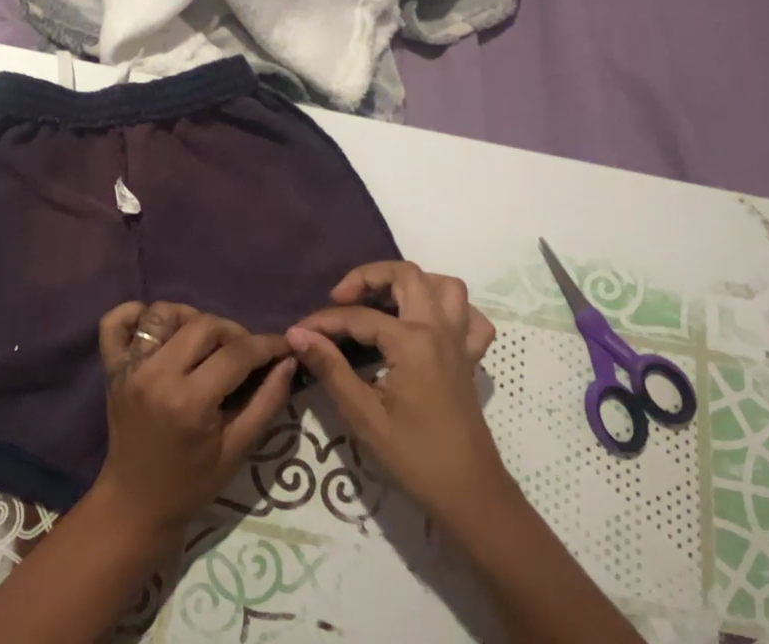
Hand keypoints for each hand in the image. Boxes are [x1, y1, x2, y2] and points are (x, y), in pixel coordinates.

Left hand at [92, 302, 296, 536]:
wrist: (136, 500)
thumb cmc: (191, 482)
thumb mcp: (238, 450)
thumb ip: (266, 402)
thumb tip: (288, 360)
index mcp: (189, 402)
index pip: (236, 354)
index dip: (267, 345)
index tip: (283, 346)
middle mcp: (156, 375)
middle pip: (203, 325)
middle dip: (233, 332)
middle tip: (245, 352)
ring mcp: (129, 368)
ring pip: (163, 314)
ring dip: (191, 318)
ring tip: (205, 342)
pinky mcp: (111, 367)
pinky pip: (115, 322)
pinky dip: (135, 314)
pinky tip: (159, 329)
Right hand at [287, 262, 503, 520]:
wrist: (468, 492)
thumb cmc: (413, 456)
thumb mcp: (363, 414)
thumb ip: (330, 368)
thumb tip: (298, 334)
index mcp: (412, 342)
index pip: (359, 316)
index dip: (324, 321)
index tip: (298, 333)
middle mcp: (439, 330)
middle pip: (407, 275)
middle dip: (368, 277)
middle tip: (340, 300)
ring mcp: (460, 342)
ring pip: (444, 286)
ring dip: (412, 284)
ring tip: (381, 302)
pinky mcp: (470, 359)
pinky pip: (469, 317)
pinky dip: (449, 310)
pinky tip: (426, 324)